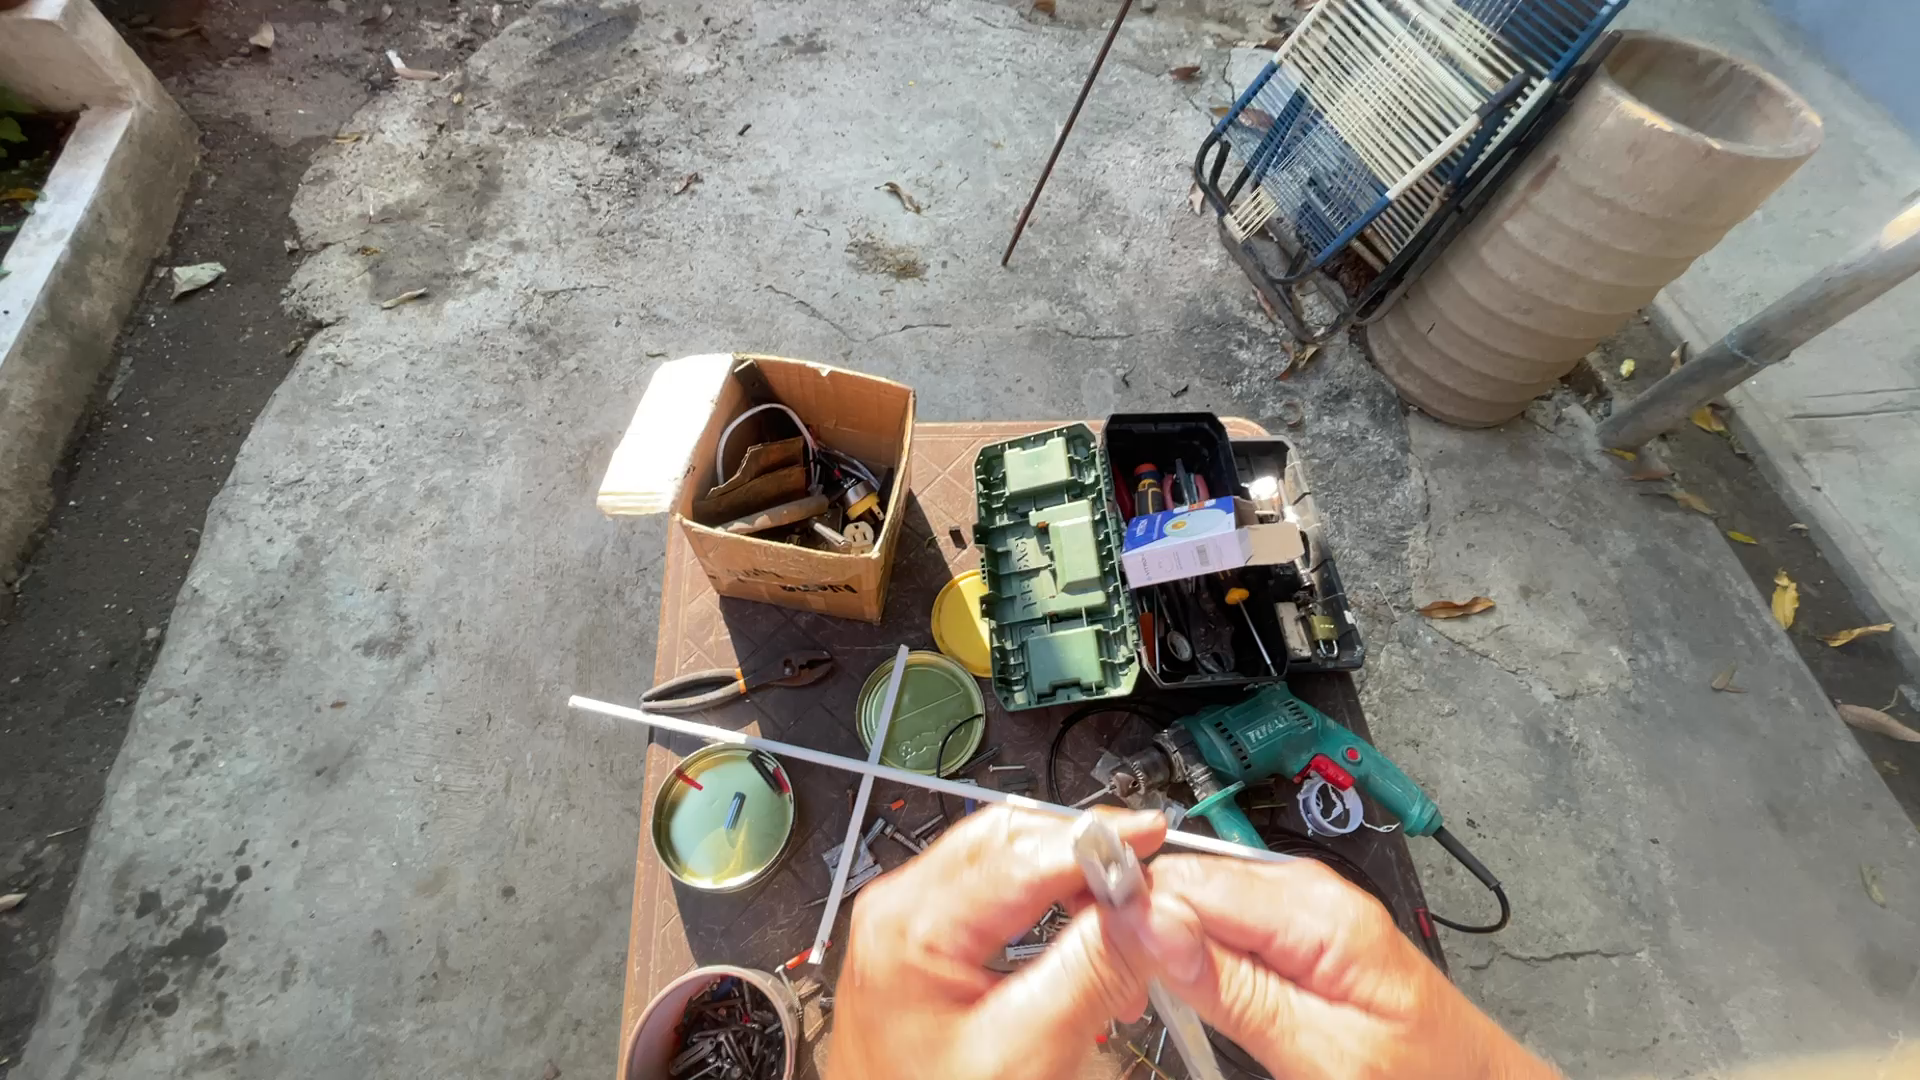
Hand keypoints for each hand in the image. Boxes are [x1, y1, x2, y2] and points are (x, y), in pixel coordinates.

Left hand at [826, 807, 1168, 1079]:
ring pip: (1006, 856)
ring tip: (1118, 922)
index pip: (1018, 852)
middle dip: (1081, 854)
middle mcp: (902, 901)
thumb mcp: (1021, 1057)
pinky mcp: (923, 930)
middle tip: (1140, 877)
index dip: (1092, 842)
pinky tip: (1077, 932)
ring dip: (1068, 878)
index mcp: (911, 921)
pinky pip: (993, 887)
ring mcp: (909, 912)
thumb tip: (1145, 912)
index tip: (1148, 837)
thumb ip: (1088, 975)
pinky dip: (1045, 900)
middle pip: (1008, 839)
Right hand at [1137, 855, 1558, 1079]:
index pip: (1188, 879)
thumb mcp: (1324, 1057)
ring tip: (1146, 980)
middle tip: (1120, 978)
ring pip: (1197, 893)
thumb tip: (1148, 919)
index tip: (1099, 949)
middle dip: (1145, 918)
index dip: (1133, 906)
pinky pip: (1221, 913)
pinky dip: (1191, 941)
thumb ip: (1232, 984)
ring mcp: (1297, 898)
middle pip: (1188, 878)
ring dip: (1163, 932)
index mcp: (1315, 908)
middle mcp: (1302, 885)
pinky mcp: (1291, 918)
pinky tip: (1184, 974)